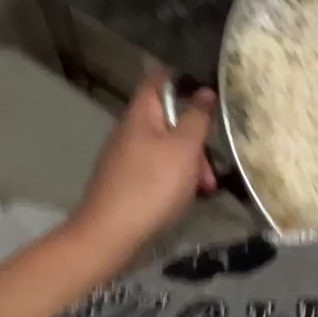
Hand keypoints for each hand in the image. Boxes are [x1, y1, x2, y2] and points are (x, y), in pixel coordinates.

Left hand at [70, 72, 218, 254]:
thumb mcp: (185, 147)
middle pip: (167, 119)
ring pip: (164, 148)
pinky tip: (183, 200)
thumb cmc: (151, 185)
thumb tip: (204, 90)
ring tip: (204, 189)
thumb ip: (197, 116)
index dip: (182, 78)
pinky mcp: (122, 183)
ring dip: (188, 163)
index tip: (206, 90)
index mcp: (141, 113)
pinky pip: (154, 170)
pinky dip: (173, 180)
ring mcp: (123, 158)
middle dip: (194, 137)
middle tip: (211, 164)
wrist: (106, 238)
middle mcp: (129, 130)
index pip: (159, 79)